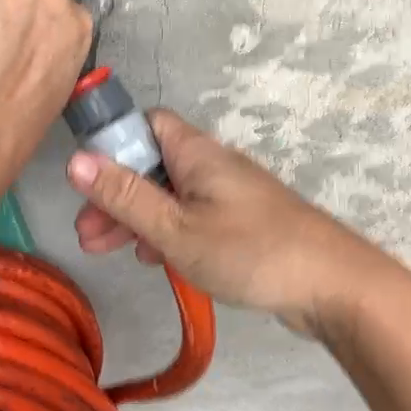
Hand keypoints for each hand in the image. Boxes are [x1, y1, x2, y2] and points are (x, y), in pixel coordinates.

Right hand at [67, 109, 365, 332]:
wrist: (335, 286)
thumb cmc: (250, 250)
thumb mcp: (175, 228)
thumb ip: (124, 196)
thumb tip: (75, 160)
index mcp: (196, 153)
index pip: (146, 124)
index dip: (113, 143)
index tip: (87, 179)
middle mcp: (213, 164)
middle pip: (152, 164)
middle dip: (116, 193)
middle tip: (87, 233)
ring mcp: (230, 195)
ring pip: (170, 195)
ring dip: (137, 217)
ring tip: (106, 250)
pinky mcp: (244, 224)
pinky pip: (193, 217)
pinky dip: (167, 232)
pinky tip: (154, 260)